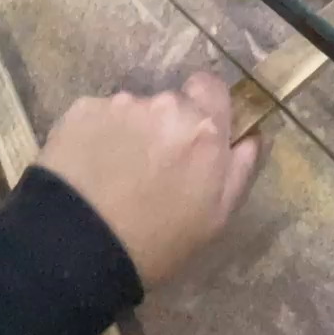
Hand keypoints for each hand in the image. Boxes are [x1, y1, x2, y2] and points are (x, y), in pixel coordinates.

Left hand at [35, 71, 261, 287]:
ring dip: (131, 132)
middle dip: (166, 127)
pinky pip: (99, 116)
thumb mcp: (217, 217)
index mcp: (204, 128)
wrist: (79, 247)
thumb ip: (241, 168)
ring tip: (116, 173)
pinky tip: (90, 168)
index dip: (205, 108)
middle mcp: (165, 105)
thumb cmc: (158, 242)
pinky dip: (98, 135)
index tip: (195, 138)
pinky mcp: (82, 109)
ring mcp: (121, 104)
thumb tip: (254, 136)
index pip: (213, 87)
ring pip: (133, 110)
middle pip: (172, 102)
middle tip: (153, 168)